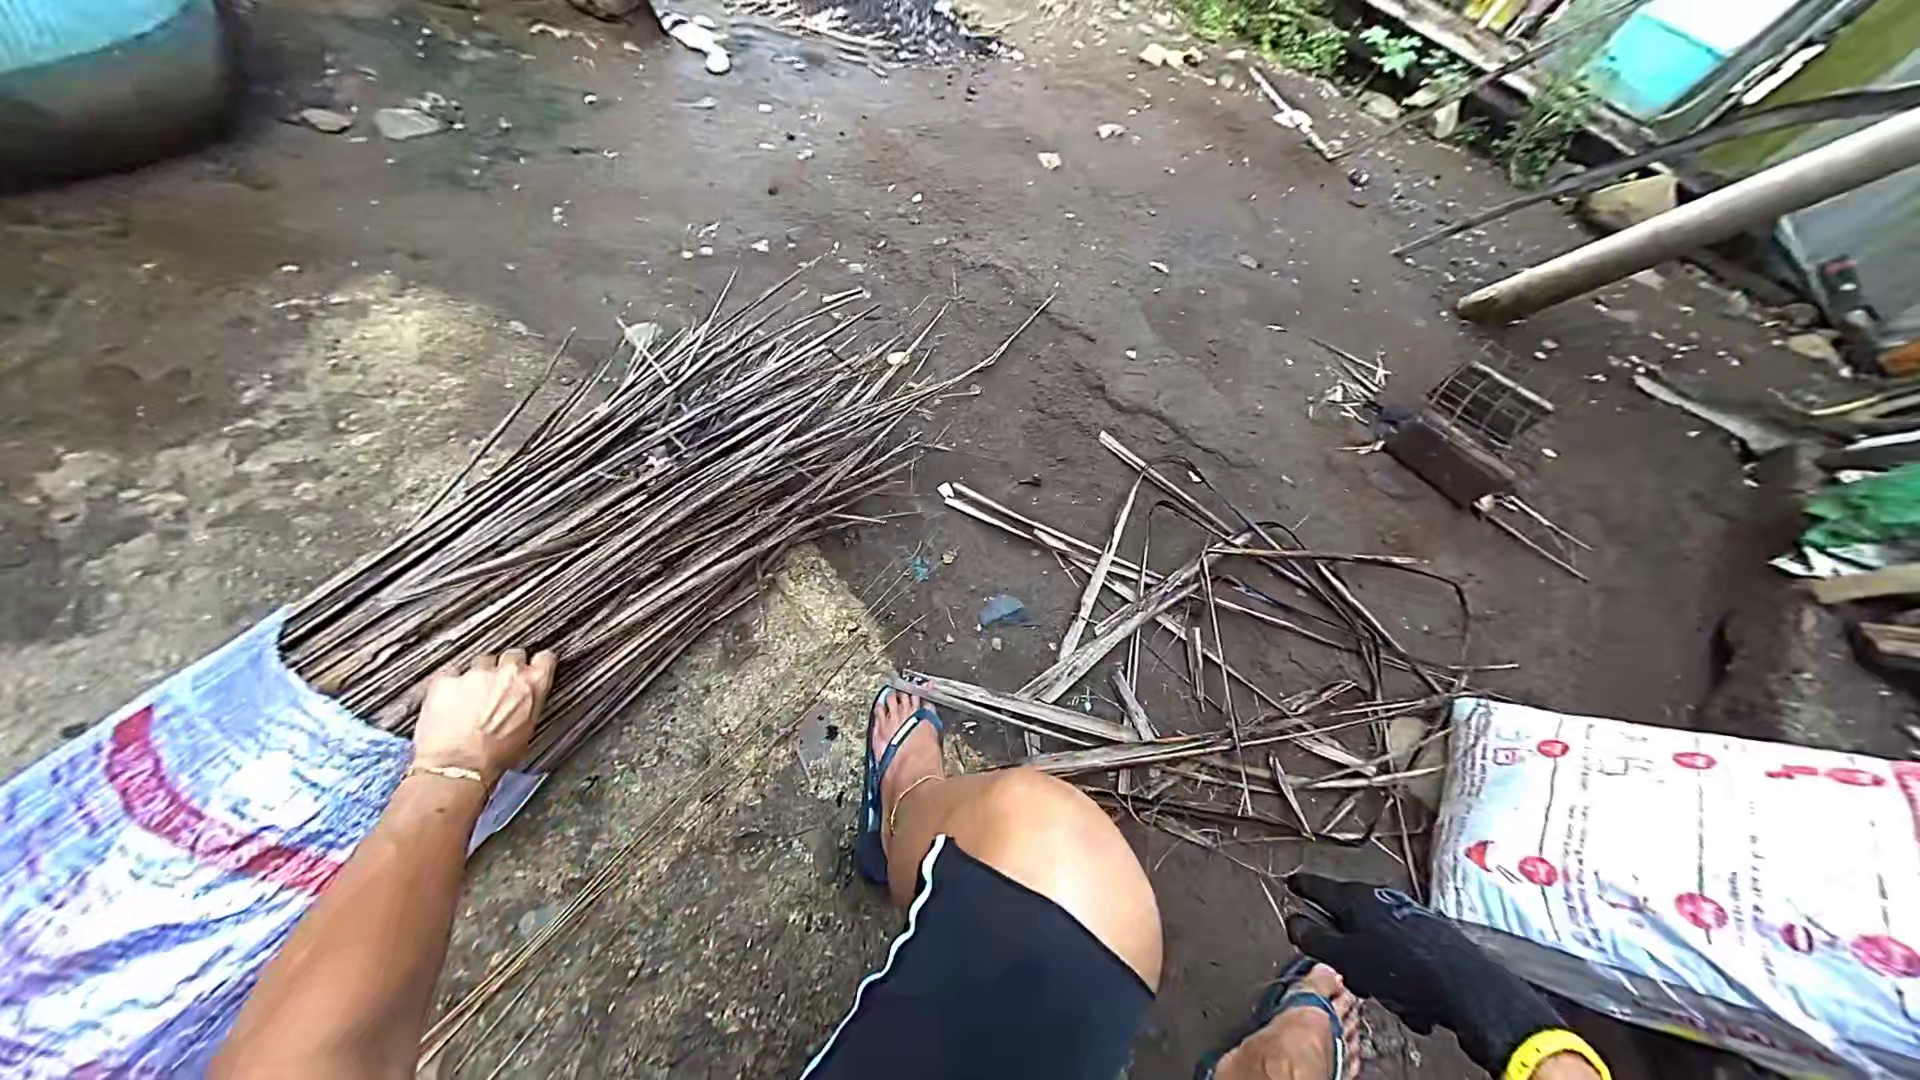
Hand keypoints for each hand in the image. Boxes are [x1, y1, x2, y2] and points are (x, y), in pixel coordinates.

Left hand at [412, 650, 555, 783]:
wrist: (459, 767)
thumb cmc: (495, 754)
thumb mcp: (528, 727)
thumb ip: (530, 702)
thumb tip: (526, 699)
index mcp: (534, 684)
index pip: (545, 658)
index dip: (538, 663)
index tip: (533, 667)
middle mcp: (508, 674)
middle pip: (512, 655)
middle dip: (506, 667)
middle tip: (498, 685)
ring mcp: (476, 675)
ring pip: (480, 662)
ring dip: (478, 675)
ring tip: (471, 696)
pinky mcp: (447, 681)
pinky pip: (450, 673)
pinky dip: (450, 684)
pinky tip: (451, 700)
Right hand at [1284, 872, 1560, 1074]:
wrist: (1472, 989)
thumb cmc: (1403, 969)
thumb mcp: (1346, 957)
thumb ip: (1313, 939)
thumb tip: (1293, 922)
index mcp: (1353, 897)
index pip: (1315, 885)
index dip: (1299, 887)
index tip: (1290, 886)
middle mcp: (1378, 898)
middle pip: (1347, 917)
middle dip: (1344, 945)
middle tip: (1348, 970)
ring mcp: (1407, 915)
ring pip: (1376, 939)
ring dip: (1376, 966)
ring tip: (1389, 994)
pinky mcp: (1432, 936)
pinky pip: (1403, 953)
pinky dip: (1402, 974)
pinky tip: (1413, 999)